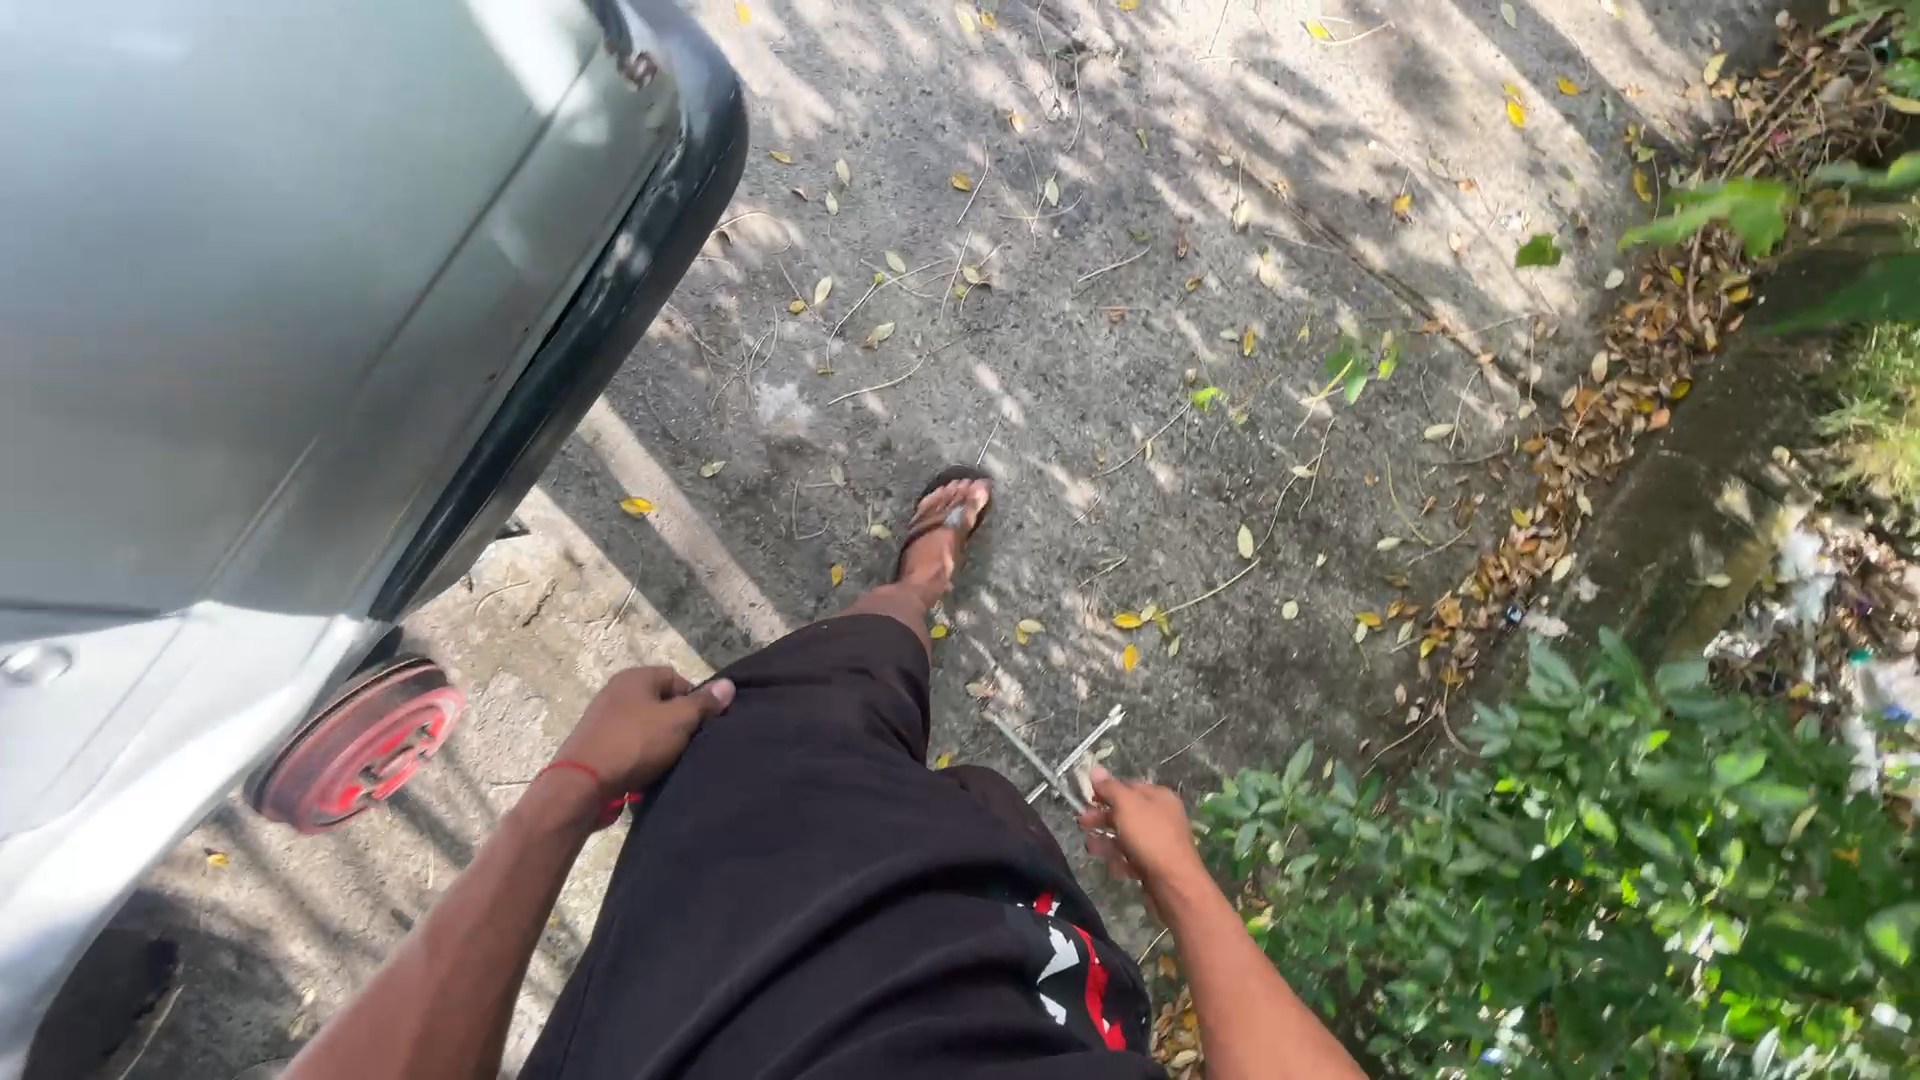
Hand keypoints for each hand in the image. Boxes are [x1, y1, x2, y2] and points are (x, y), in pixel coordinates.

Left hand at [552, 667, 734, 795]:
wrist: (580, 786)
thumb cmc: (635, 744)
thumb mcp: (678, 720)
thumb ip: (704, 703)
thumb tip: (728, 684)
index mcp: (634, 678)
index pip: (677, 678)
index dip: (694, 700)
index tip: (700, 725)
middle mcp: (615, 692)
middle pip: (660, 703)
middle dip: (677, 723)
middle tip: (687, 744)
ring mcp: (601, 719)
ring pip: (645, 726)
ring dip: (658, 742)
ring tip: (667, 761)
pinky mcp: (593, 746)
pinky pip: (628, 745)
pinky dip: (639, 757)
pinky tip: (646, 773)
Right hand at [1077, 766, 1207, 901]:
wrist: (1175, 884)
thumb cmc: (1150, 837)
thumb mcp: (1126, 805)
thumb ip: (1109, 787)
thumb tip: (1095, 768)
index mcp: (1159, 797)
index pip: (1128, 787)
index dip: (1106, 791)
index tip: (1087, 799)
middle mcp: (1161, 817)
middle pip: (1125, 812)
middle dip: (1102, 818)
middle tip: (1082, 824)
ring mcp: (1159, 842)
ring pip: (1126, 837)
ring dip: (1106, 842)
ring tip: (1091, 848)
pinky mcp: (1155, 865)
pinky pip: (1132, 858)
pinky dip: (1121, 862)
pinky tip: (1115, 867)